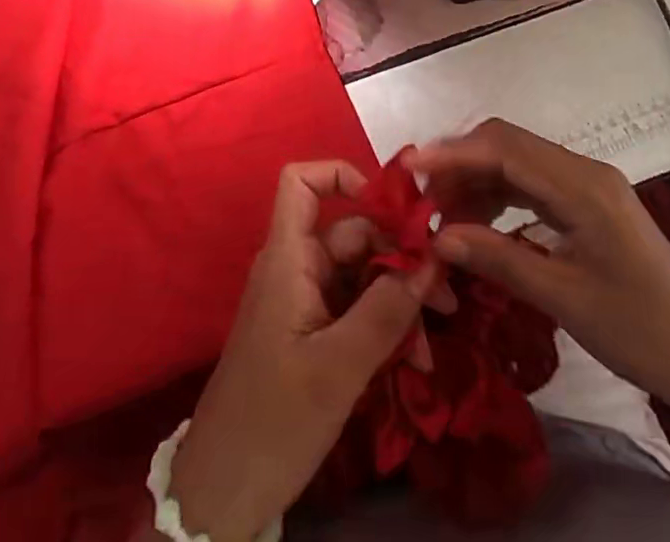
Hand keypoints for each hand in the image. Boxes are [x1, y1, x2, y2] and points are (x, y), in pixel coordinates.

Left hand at [168, 161, 443, 541]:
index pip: (301, 183)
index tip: (395, 208)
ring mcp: (304, 303)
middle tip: (446, 299)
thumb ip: (389, 309)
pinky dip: (386, 327)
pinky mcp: (312, 334)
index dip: (343, 176)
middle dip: (400, 260)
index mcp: (288, 260)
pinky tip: (413, 361)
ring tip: (429, 347)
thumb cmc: (274, 422)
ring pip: (362, 276)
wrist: (223, 493)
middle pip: (353, 234)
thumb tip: (432, 257)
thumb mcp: (340, 367)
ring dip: (400, 302)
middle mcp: (296, 270)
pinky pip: (356, 310)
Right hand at [409, 119, 669, 415]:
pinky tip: (476, 227)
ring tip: (440, 219)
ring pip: (517, 166)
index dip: (452, 153)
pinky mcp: (589, 208)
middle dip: (459, 166)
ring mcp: (589, 189)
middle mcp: (585, 173)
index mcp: (584, 186)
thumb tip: (434, 235)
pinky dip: (498, 201)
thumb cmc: (641, 332)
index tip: (407, 169)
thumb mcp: (563, 298)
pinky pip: (532, 189)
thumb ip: (497, 259)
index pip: (504, 148)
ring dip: (476, 184)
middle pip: (508, 147)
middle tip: (419, 203)